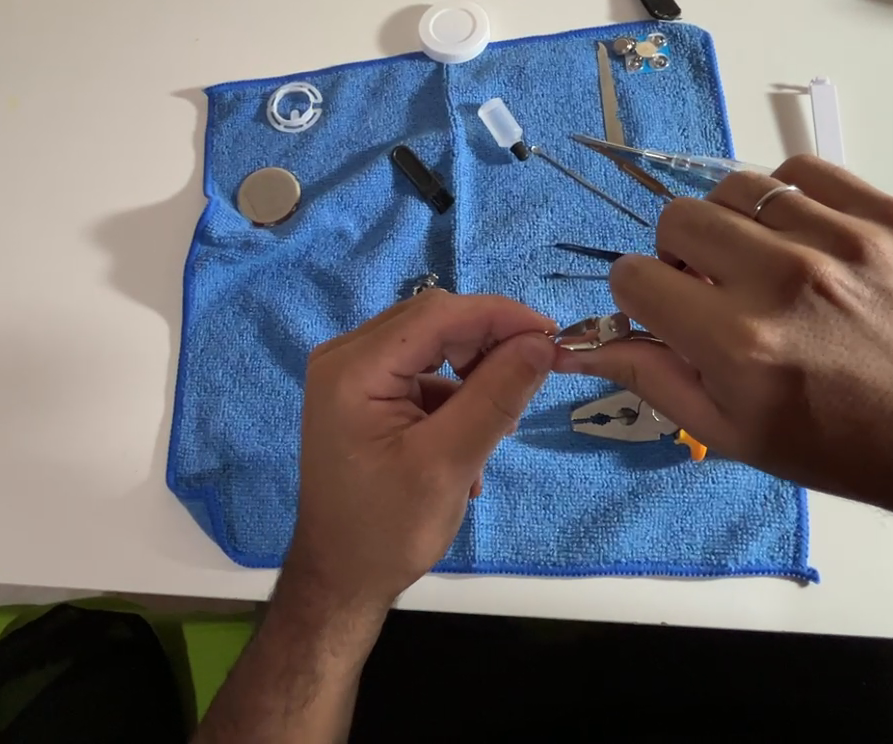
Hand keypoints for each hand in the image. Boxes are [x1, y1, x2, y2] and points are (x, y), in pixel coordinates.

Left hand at [287, 290, 555, 613]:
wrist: (340, 577)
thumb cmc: (387, 529)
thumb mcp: (448, 464)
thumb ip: (495, 397)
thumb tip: (541, 343)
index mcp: (353, 367)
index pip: (436, 314)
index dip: (498, 316)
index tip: (552, 334)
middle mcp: (345, 356)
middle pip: (433, 323)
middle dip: (488, 344)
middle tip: (536, 375)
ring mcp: (351, 372)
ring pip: (431, 344)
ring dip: (474, 374)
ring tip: (500, 424)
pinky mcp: (362, 390)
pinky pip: (420, 370)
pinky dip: (454, 395)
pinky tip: (467, 443)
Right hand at [558, 155, 892, 571]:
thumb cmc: (840, 449)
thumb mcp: (730, 433)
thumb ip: (647, 378)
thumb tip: (575, 347)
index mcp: (737, 344)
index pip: (633, 275)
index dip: (640, 294)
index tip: (669, 312)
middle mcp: (783, 280)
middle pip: (676, 219)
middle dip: (679, 254)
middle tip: (716, 288)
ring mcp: (841, 240)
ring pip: (732, 187)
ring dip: (731, 224)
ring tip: (762, 261)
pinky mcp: (890, 216)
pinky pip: (799, 171)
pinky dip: (786, 199)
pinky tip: (804, 238)